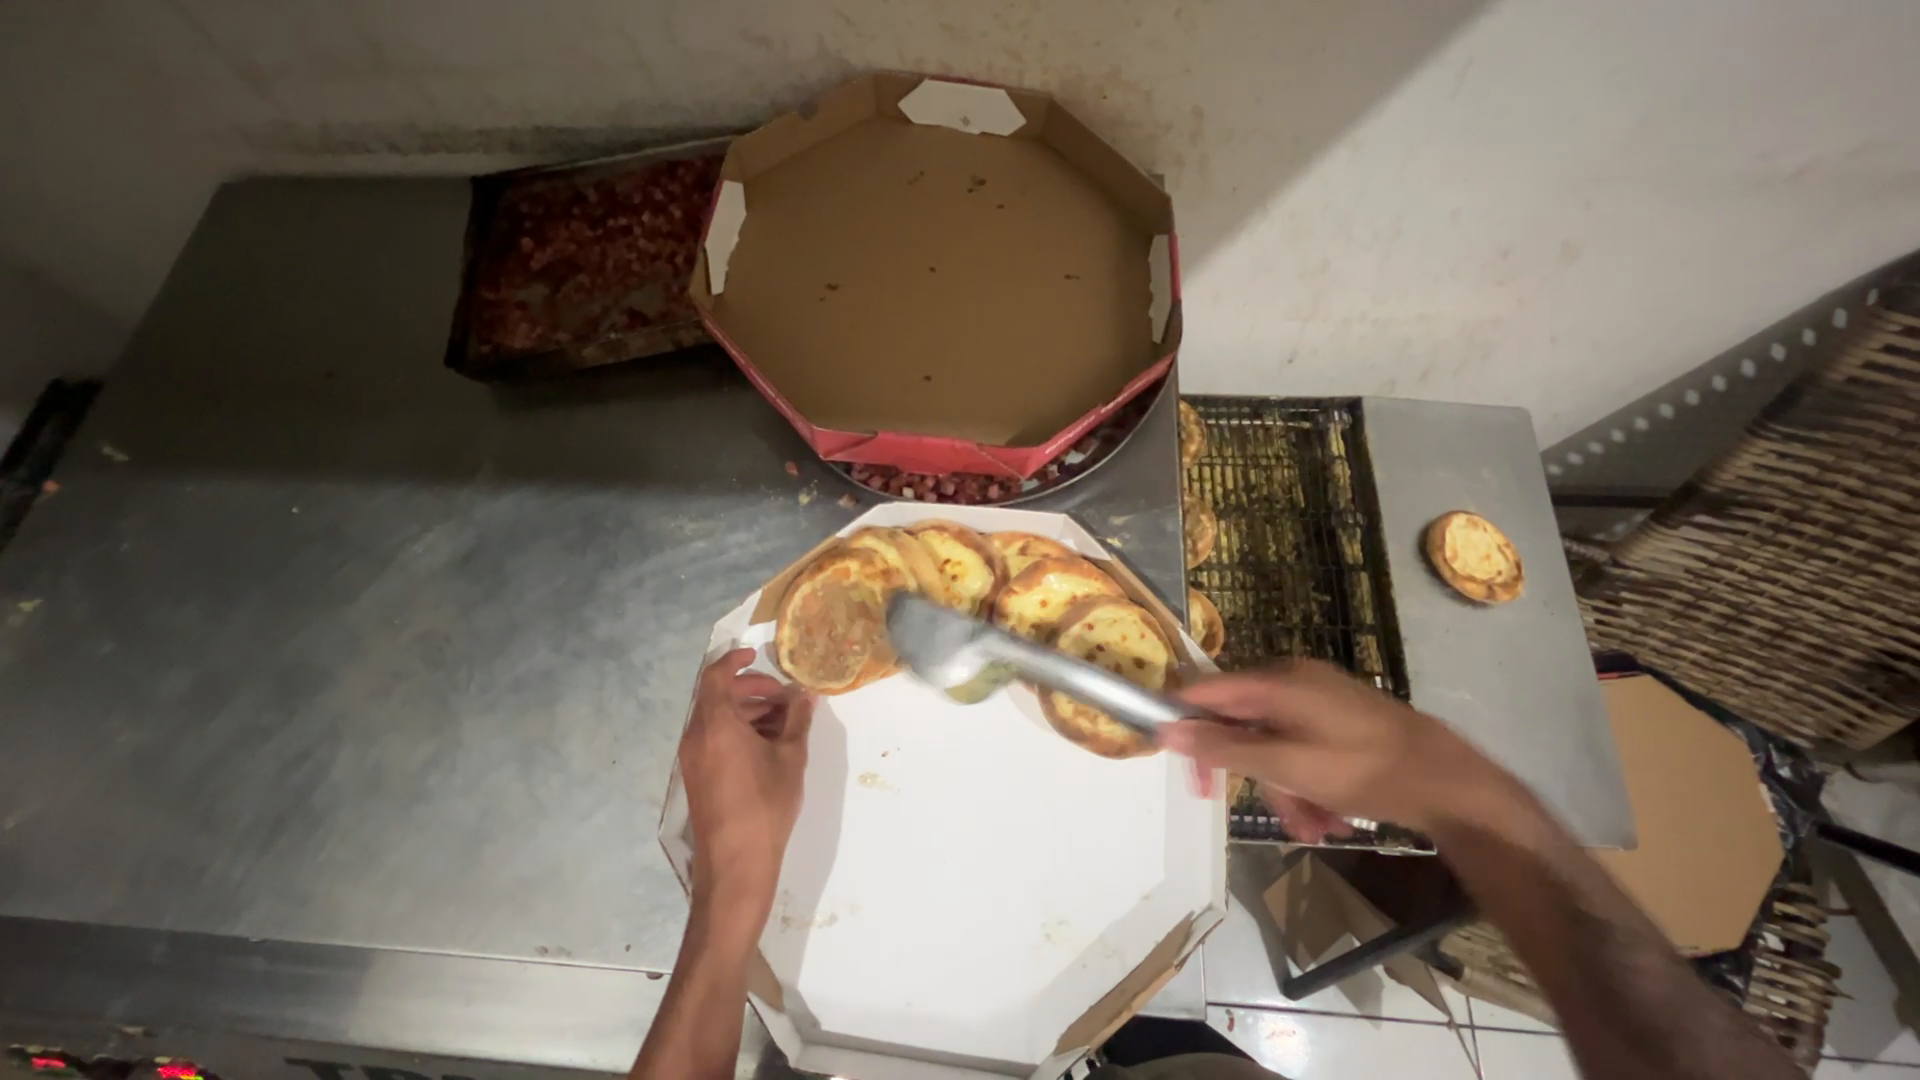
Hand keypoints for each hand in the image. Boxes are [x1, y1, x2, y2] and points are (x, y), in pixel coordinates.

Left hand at [679, 647, 814, 918]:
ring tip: (783, 722)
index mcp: (715, 723)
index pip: (716, 675)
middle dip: (751, 689)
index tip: (758, 655)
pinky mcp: (697, 777)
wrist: (736, 863)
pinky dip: (737, 731)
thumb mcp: (790, 757)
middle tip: (783, 696)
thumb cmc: (765, 804)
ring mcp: (693, 758)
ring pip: (716, 719)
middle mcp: (696, 736)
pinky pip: (713, 739)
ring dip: (747, 712)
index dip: (735, 660)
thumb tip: (804, 694)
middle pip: (718, 696)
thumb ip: (797, 719)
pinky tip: (767, 746)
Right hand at [1166, 660, 1521, 840]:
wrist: (1452, 784)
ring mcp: (1320, 699)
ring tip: (1310, 828)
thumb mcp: (1286, 766)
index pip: (1207, 691)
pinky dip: (1307, 783)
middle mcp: (1294, 681)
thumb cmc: (1363, 770)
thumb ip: (1224, 748)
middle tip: (1258, 811)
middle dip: (1251, 774)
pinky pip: (1302, 747)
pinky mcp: (1340, 719)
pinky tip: (1329, 820)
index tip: (1183, 766)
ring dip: (1284, 789)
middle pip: (1243, 724)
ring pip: (1275, 743)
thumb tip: (1166, 730)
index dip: (1186, 724)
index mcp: (1277, 681)